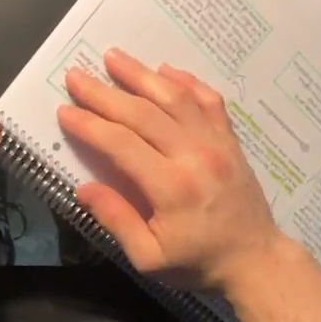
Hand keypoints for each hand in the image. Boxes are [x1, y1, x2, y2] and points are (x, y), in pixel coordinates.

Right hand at [58, 49, 287, 292]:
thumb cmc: (197, 264)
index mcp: (171, 188)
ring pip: (174, 98)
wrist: (255, 260)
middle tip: (76, 75)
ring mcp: (216, 143)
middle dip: (105, 93)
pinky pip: (208, 101)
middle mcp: (194, 155)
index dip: (90, 125)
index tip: (65, 110)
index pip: (121, 144)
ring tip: (113, 57)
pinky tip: (164, 70)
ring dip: (141, 75)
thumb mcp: (149, 258)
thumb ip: (117, 220)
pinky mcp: (230, 140)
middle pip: (143, 113)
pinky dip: (186, 81)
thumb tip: (83, 189)